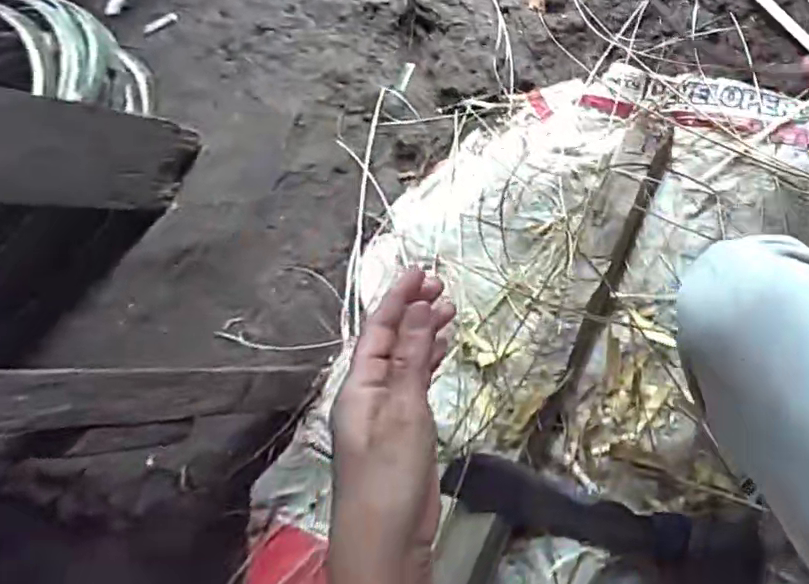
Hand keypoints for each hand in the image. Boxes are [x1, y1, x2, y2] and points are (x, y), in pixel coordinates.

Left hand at [328, 267, 456, 583]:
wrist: (387, 538)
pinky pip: (415, 375)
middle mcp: (367, 393)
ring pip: (404, 356)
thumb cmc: (391, 473)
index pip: (377, 331)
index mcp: (358, 388)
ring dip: (424, 330)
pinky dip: (429, 355)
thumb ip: (413, 357)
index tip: (420, 270)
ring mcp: (385, 409)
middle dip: (411, 309)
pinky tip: (444, 347)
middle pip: (389, 340)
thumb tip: (418, 306)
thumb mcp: (405, 409)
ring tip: (450, 308)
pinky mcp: (403, 423)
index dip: (397, 299)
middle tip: (441, 284)